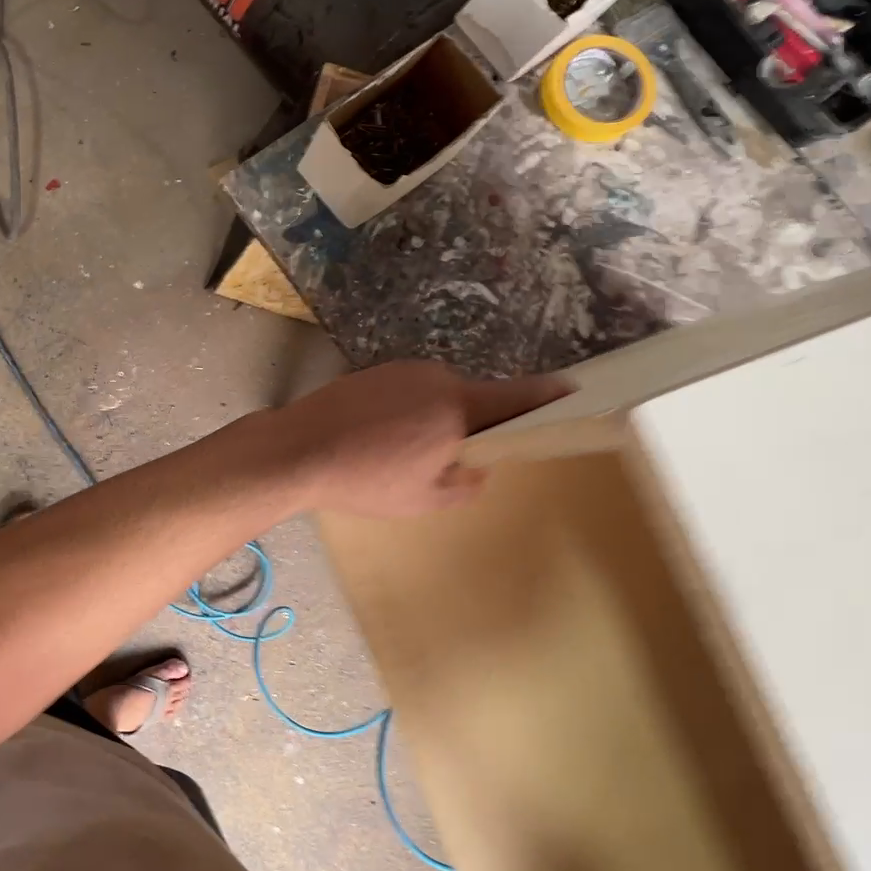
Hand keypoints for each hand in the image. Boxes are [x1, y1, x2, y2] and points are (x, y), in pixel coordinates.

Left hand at [272, 361, 569, 517]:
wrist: (296, 449)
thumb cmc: (364, 479)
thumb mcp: (423, 499)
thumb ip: (464, 485)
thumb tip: (479, 469)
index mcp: (458, 407)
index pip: (519, 397)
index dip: (549, 397)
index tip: (574, 392)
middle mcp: (434, 378)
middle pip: (472, 397)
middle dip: (471, 423)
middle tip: (452, 456)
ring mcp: (399, 371)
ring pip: (435, 394)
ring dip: (433, 417)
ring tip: (402, 453)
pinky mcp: (370, 372)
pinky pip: (405, 391)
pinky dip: (404, 411)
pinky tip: (378, 437)